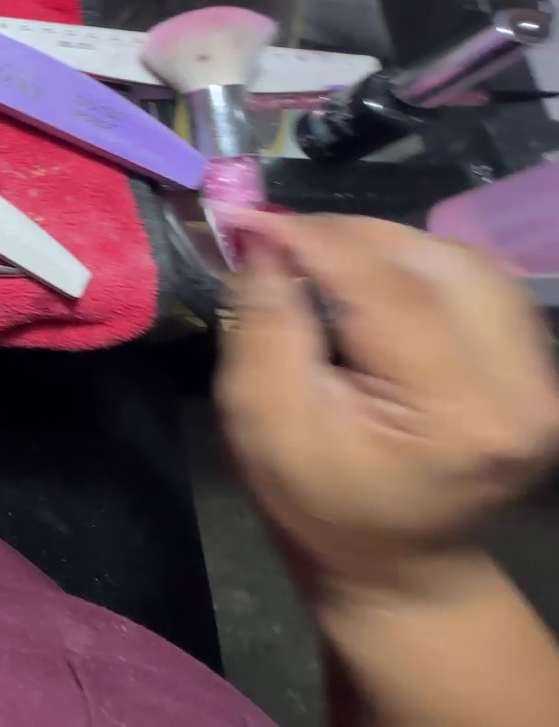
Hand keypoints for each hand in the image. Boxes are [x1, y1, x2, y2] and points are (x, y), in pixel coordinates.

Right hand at [216, 212, 558, 602]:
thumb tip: (262, 247)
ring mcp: (539, 379)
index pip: (388, 293)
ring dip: (380, 243)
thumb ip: (265, 325)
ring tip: (309, 248)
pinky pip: (474, 288)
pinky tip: (353, 272)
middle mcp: (525, 389)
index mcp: (456, 412)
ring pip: (467, 266)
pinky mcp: (529, 370)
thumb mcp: (260, 413)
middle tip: (275, 233)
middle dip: (350, 234)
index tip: (246, 218)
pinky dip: (406, 263)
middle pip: (446, 266)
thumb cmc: (308, 493)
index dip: (314, 242)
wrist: (389, 557)